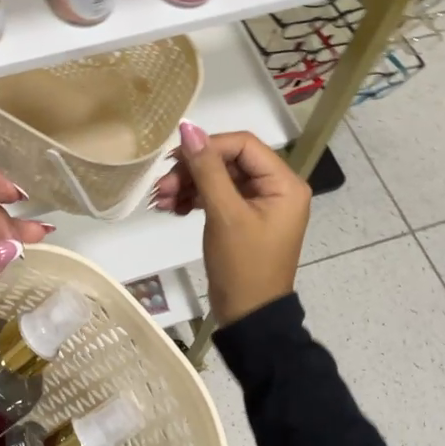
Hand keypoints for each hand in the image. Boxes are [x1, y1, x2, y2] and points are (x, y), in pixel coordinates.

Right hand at [150, 124, 310, 325]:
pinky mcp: (242, 217)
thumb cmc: (243, 265)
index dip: (208, 146)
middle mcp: (275, 187)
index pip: (243, 144)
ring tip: (161, 200)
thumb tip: (188, 128)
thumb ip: (207, 169)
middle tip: (161, 185)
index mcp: (284, 183)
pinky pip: (216, 196)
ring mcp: (258, 203)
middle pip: (228, 160)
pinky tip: (172, 208)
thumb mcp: (224, 214)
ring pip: (218, 177)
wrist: (248, 317)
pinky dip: (193, 198)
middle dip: (192, 170)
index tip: (174, 160)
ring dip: (187, 185)